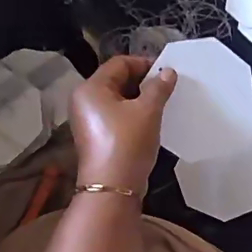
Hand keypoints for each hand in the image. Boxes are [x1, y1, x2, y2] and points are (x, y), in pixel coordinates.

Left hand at [69, 56, 176, 190]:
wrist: (113, 188)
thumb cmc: (127, 143)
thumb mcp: (147, 111)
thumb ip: (158, 87)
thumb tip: (167, 72)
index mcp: (91, 88)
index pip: (120, 63)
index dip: (144, 63)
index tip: (167, 72)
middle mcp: (84, 100)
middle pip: (117, 80)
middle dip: (143, 82)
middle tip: (167, 88)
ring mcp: (88, 120)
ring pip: (118, 99)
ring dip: (140, 99)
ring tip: (162, 104)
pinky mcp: (96, 136)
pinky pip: (116, 115)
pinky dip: (133, 114)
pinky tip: (151, 121)